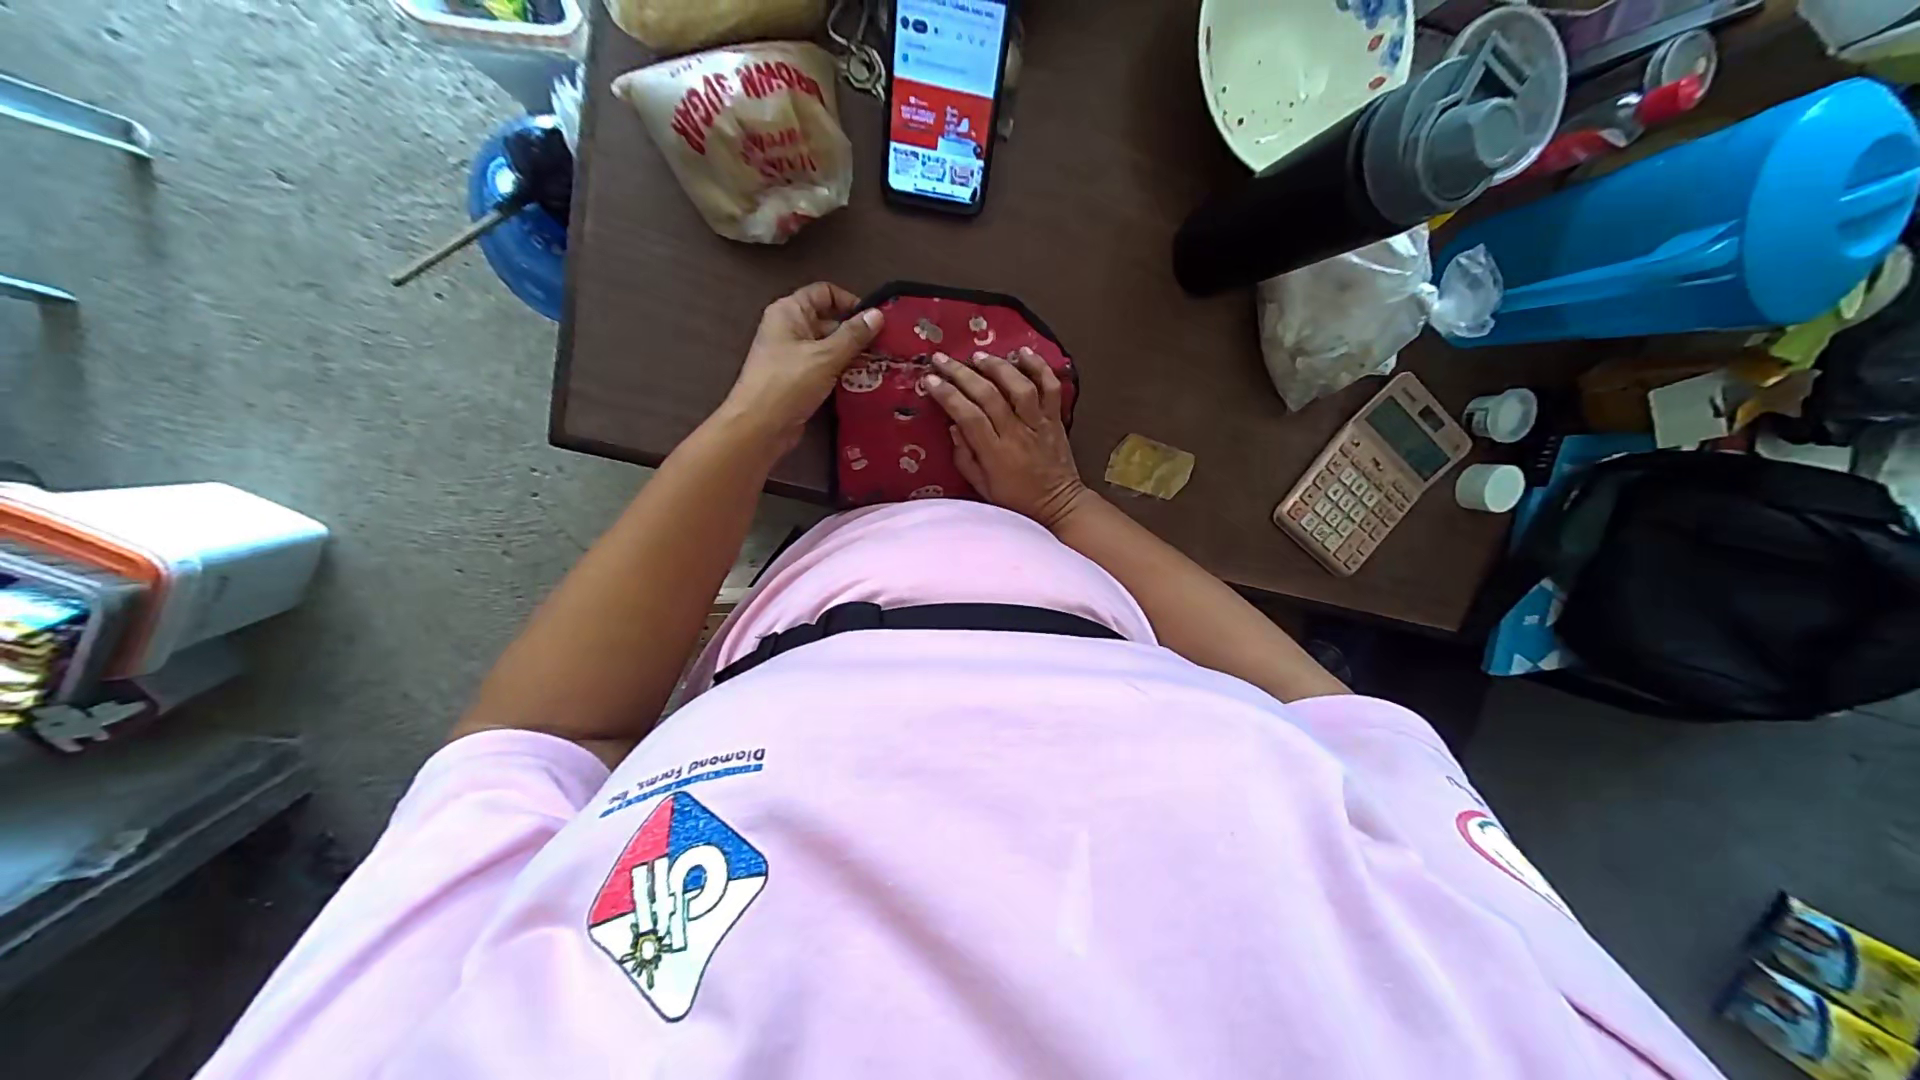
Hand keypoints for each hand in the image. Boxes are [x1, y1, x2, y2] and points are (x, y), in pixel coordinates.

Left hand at [720, 282, 883, 453]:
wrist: (760, 427)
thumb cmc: (788, 383)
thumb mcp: (826, 356)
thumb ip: (854, 335)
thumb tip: (878, 314)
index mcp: (790, 311)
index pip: (824, 293)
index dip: (850, 302)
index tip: (874, 320)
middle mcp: (790, 328)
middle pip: (830, 321)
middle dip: (856, 333)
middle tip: (886, 347)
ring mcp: (793, 355)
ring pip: (830, 348)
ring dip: (853, 356)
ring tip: (882, 365)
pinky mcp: (799, 379)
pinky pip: (826, 368)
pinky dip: (843, 373)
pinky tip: (866, 382)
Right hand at [923, 348, 1090, 530]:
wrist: (1058, 505)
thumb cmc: (1015, 499)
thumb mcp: (982, 486)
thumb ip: (965, 457)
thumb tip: (953, 425)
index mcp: (995, 454)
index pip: (968, 416)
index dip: (947, 395)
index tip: (930, 379)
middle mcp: (1017, 434)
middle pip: (988, 395)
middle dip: (961, 373)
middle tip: (942, 359)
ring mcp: (1039, 424)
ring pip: (1019, 387)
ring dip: (997, 367)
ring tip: (977, 356)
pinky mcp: (1056, 418)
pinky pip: (1051, 387)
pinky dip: (1039, 367)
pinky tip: (1023, 352)